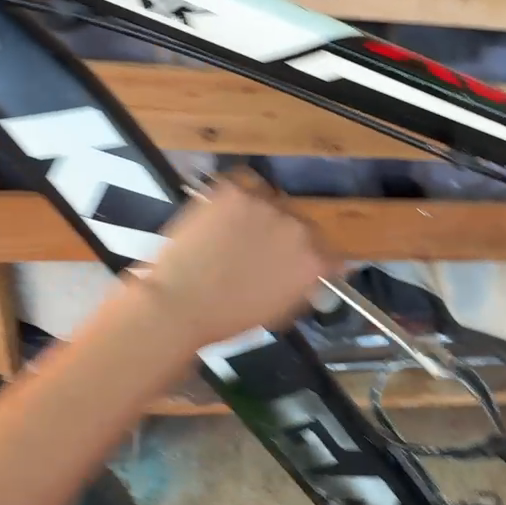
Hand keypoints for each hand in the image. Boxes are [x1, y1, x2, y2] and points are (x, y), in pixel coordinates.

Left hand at [133, 171, 333, 348]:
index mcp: (314, 261)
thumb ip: (304, 285)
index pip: (327, 251)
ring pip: (270, 203)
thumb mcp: (280, 309)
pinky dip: (233, 200)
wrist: (178, 304)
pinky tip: (218, 219)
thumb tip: (317, 270)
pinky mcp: (235, 190)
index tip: (290, 262)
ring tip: (232, 235)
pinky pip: (242, 187)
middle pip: (299, 223)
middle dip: (282, 235)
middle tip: (255, 250)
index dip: (308, 256)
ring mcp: (266, 205)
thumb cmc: (228, 317)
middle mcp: (298, 228)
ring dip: (259, 215)